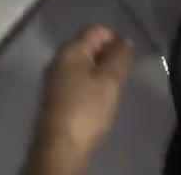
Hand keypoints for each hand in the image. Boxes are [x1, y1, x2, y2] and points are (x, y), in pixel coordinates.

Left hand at [23, 26, 134, 174]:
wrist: (58, 150)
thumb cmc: (86, 110)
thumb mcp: (110, 81)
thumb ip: (120, 57)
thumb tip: (125, 40)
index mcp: (71, 49)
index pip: (97, 30)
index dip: (115, 38)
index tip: (128, 57)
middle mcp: (58, 58)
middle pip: (87, 46)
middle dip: (107, 54)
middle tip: (122, 73)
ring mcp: (53, 79)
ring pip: (81, 64)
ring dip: (98, 71)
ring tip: (112, 87)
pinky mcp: (53, 98)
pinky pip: (74, 80)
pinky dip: (88, 84)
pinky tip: (96, 100)